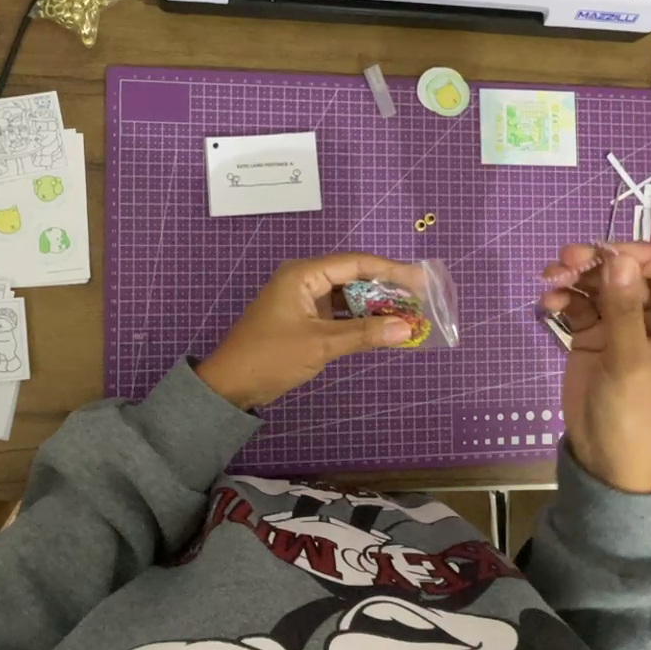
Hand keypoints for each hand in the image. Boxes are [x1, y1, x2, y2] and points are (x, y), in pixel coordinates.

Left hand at [197, 253, 417, 408]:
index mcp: (304, 274)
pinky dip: (358, 320)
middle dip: (385, 290)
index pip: (356, 263)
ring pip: (347, 296)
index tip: (421, 280)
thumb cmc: (271, 357)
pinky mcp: (303, 319)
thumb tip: (407, 329)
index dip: (391, 270)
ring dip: (373, 307)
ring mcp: (303, 299)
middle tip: (418, 301)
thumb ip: (365, 334)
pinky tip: (381, 330)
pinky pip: (338, 312)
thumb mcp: (321, 344)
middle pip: (353, 277)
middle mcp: (304, 279)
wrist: (229, 386)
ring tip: (406, 316)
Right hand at [539, 242, 650, 493]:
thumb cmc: (633, 417)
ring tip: (548, 277)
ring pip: (600, 285)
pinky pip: (580, 306)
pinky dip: (564, 299)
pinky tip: (547, 303)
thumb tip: (618, 258)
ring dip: (575, 277)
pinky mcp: (595, 337)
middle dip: (596, 262)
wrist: (603, 461)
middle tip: (564, 258)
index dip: (636, 255)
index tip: (601, 250)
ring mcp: (622, 328)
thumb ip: (623, 310)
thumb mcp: (631, 364)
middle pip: (628, 274)